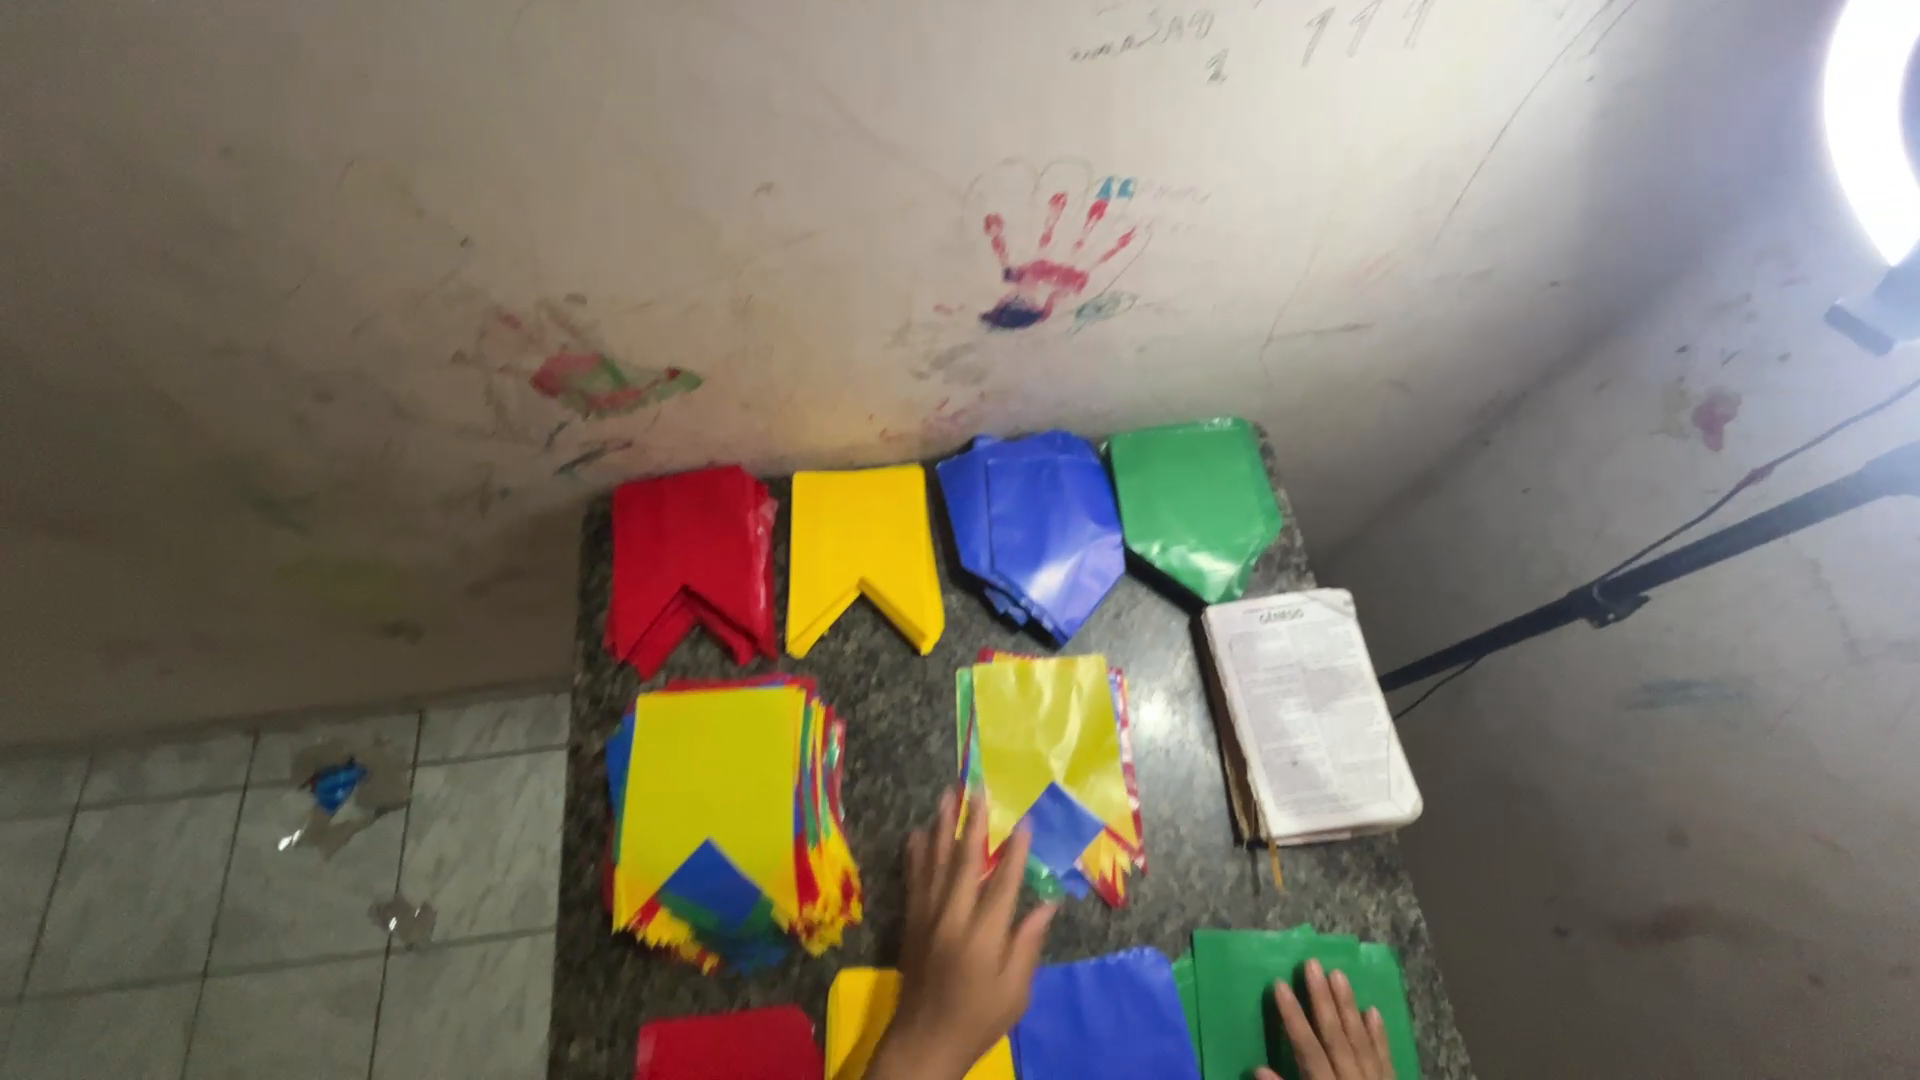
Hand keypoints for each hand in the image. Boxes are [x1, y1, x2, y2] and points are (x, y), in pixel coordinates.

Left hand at [865, 789, 1056, 1079]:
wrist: (924, 1041)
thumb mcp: (1015, 991)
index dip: (1014, 851)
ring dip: (942, 825)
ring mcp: (927, 915)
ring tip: (947, 794)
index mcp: (983, 937)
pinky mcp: (911, 920)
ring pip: (935, 861)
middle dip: (972, 822)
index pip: (1003, 883)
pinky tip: (919, 831)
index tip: (1023, 820)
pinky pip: (914, 877)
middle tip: (977, 789)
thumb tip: (1048, 904)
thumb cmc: (978, 1018)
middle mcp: (953, 917)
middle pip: (964, 861)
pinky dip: (917, 852)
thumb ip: (1028, 944)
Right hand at [1256, 959, 1395, 1079]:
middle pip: (1337, 1038)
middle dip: (1323, 1001)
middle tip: (1313, 964)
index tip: (1279, 984)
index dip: (1293, 1018)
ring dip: (1349, 1008)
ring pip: (1362, 1042)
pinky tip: (1372, 1012)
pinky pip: (1387, 1061)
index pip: (1308, 1050)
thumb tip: (1259, 1068)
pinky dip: (1379, 1036)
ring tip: (1339, 975)